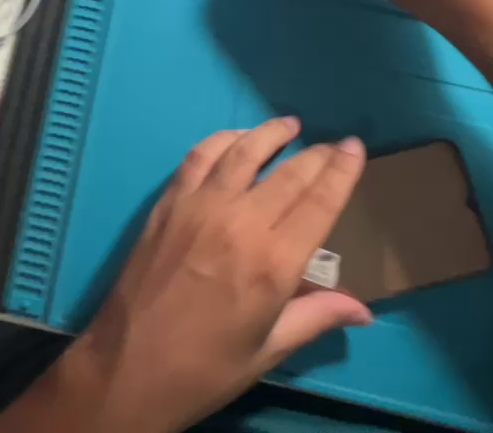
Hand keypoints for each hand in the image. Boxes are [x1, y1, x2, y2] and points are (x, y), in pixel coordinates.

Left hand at [47, 118, 368, 431]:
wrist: (129, 364)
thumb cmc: (205, 368)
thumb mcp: (268, 350)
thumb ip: (315, 317)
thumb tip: (363, 308)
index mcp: (273, 264)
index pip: (318, 204)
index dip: (340, 172)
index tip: (354, 147)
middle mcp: (240, 223)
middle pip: (288, 174)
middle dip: (315, 154)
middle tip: (332, 141)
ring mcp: (200, 206)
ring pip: (242, 153)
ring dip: (269, 133)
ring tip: (289, 124)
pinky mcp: (169, 201)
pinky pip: (199, 156)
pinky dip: (221, 140)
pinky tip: (235, 138)